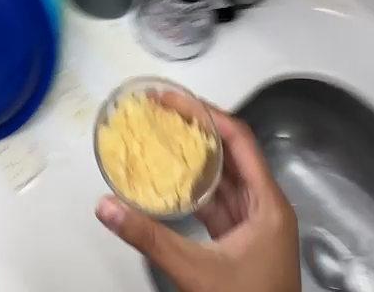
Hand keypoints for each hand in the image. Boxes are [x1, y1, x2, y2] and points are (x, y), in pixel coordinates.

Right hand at [95, 106, 298, 291]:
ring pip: (223, 177)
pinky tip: (169, 179)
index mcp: (268, 204)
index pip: (239, 139)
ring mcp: (254, 225)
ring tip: (160, 134)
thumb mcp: (196, 272)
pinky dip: (194, 187)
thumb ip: (149, 237)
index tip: (172, 100)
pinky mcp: (240, 241)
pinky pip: (217, 202)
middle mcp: (266, 207)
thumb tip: (105, 206)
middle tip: (159, 111)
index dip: (206, 114)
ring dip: (193, 156)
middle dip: (195, 129)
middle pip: (231, 152)